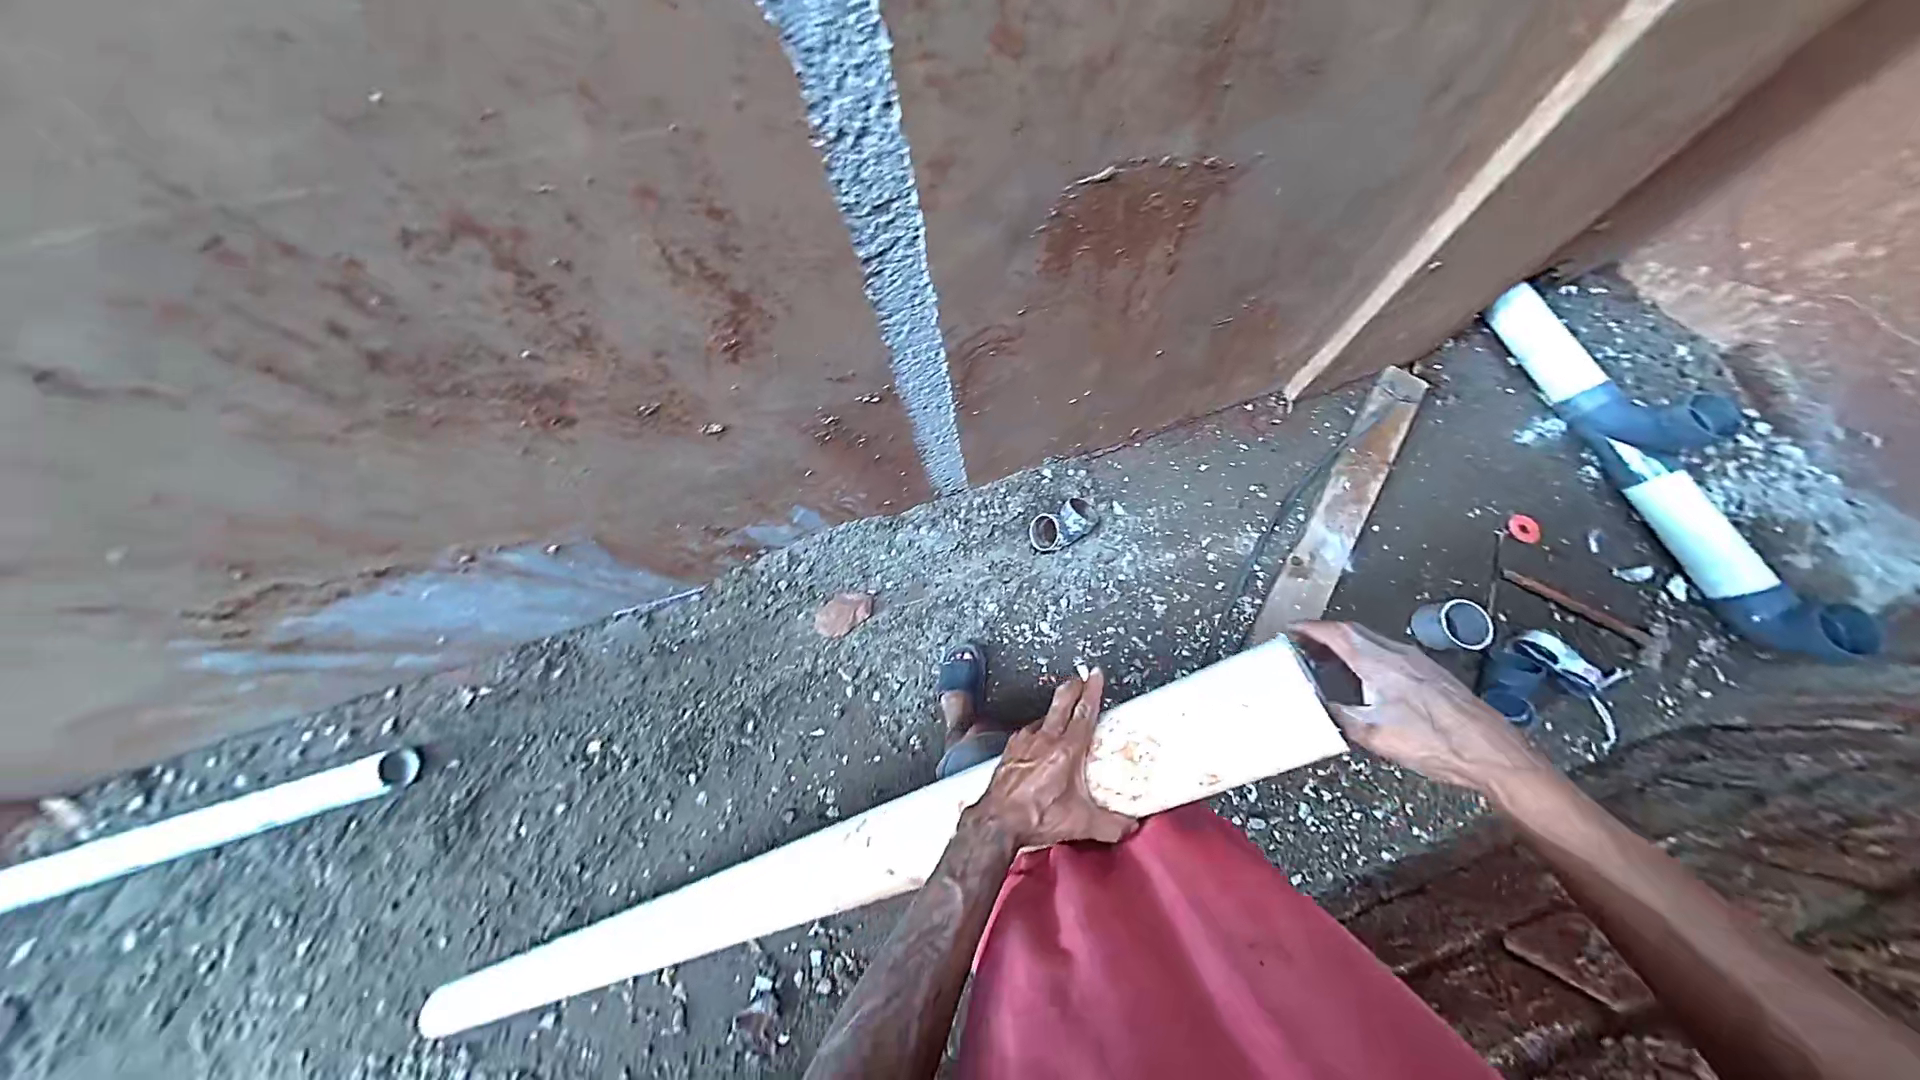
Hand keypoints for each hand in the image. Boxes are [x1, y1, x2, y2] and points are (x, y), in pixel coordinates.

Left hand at [965, 670, 1137, 848]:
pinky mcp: (1010, 750)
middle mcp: (1045, 740)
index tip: (1095, 675)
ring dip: (1054, 709)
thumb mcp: (1082, 824)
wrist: (998, 821)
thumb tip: (1131, 826)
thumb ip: (1112, 825)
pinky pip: (1026, 732)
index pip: (1084, 713)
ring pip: (1043, 717)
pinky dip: (1035, 729)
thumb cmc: (1035, 817)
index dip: (1092, 691)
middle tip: (1079, 678)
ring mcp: (1025, 743)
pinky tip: (1037, 735)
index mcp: (1066, 751)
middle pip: (1061, 704)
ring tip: (1061, 708)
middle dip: (1072, 687)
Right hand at [1290, 621, 1550, 794]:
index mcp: (1379, 664)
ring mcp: (1418, 662)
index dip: (1310, 628)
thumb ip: (1340, 714)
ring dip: (1345, 643)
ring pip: (1372, 640)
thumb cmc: (1437, 744)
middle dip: (1324, 633)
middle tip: (1304, 643)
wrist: (1495, 754)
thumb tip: (1318, 704)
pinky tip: (1364, 675)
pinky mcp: (1431, 674)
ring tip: (1328, 659)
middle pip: (1353, 630)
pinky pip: (1388, 651)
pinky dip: (1365, 653)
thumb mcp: (1374, 734)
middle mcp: (1398, 655)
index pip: (1336, 633)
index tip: (1292, 629)